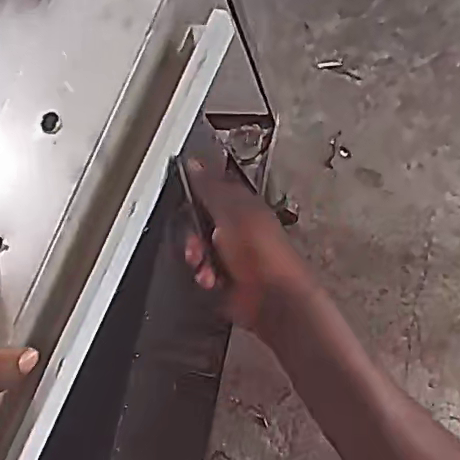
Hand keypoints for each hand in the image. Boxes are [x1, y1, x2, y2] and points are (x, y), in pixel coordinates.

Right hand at [181, 157, 311, 332]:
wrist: (273, 296)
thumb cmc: (261, 251)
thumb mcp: (231, 211)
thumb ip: (210, 187)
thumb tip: (194, 163)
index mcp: (245, 207)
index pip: (214, 193)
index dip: (197, 199)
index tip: (186, 205)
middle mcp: (240, 231)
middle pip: (202, 225)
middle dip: (193, 236)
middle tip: (197, 246)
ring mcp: (235, 257)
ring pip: (201, 251)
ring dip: (198, 259)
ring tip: (205, 268)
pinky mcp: (230, 280)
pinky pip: (206, 274)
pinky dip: (205, 277)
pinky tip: (212, 281)